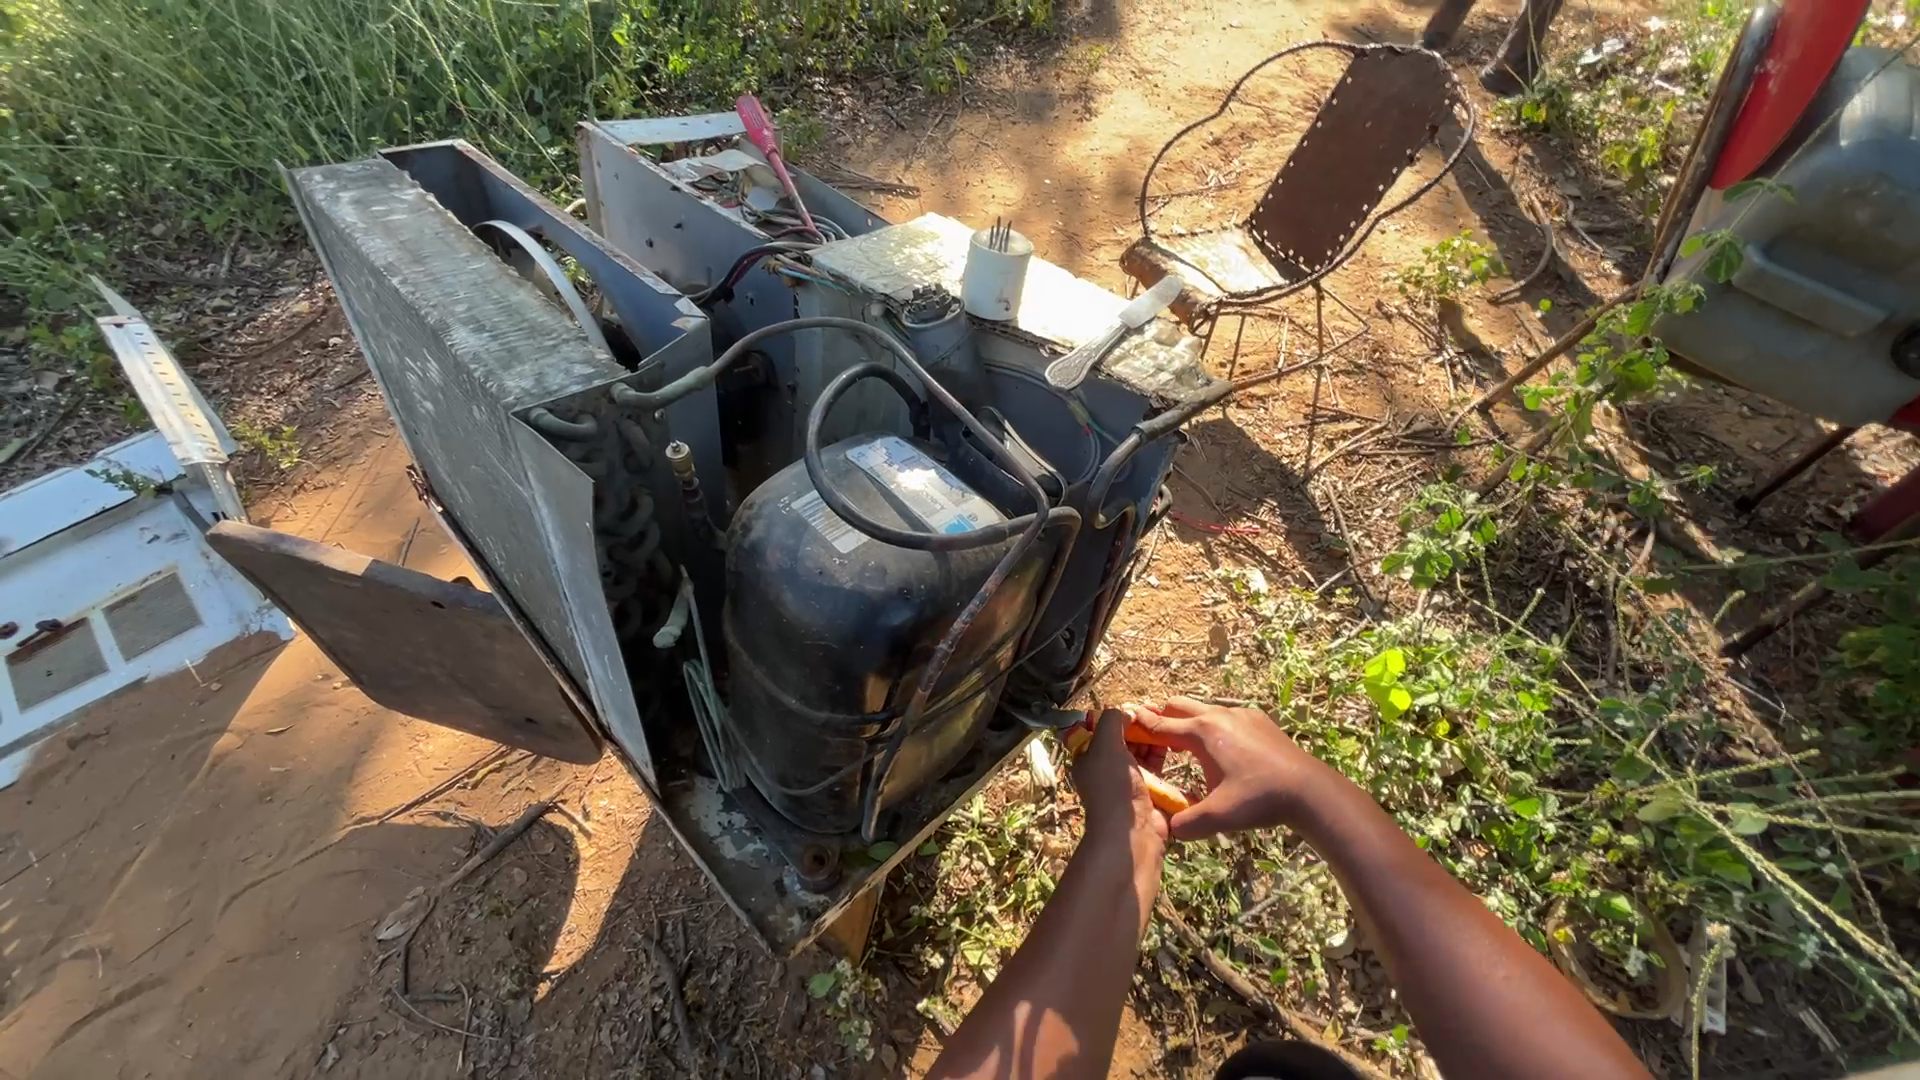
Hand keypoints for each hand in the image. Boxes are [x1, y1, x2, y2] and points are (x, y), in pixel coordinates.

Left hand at [1070, 708, 1170, 855]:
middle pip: (1121, 740)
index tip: (1131, 708)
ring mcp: (1127, 782)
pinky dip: (1161, 756)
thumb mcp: (1105, 746)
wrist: (1132, 834)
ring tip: (1165, 726)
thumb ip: (1111, 721)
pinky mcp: (1148, 792)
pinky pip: (1154, 768)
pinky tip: (1172, 743)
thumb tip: (1123, 711)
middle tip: (1154, 714)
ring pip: (1139, 752)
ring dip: (1150, 740)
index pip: (1097, 732)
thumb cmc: (1113, 786)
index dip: (1113, 718)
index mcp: (1087, 759)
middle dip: (1136, 727)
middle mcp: (1105, 770)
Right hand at [1125, 697, 1342, 839]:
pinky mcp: (1257, 719)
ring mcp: (1239, 714)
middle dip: (1161, 717)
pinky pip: (1224, 715)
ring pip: (1201, 708)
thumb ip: (1185, 823)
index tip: (1122, 725)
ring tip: (1183, 745)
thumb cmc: (1260, 800)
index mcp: (1201, 733)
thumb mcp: (1218, 817)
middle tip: (1152, 737)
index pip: (1159, 725)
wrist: (1310, 791)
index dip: (1138, 727)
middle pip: (1176, 705)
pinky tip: (1220, 750)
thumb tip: (1166, 829)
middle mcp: (1217, 715)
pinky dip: (1212, 725)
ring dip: (1187, 721)